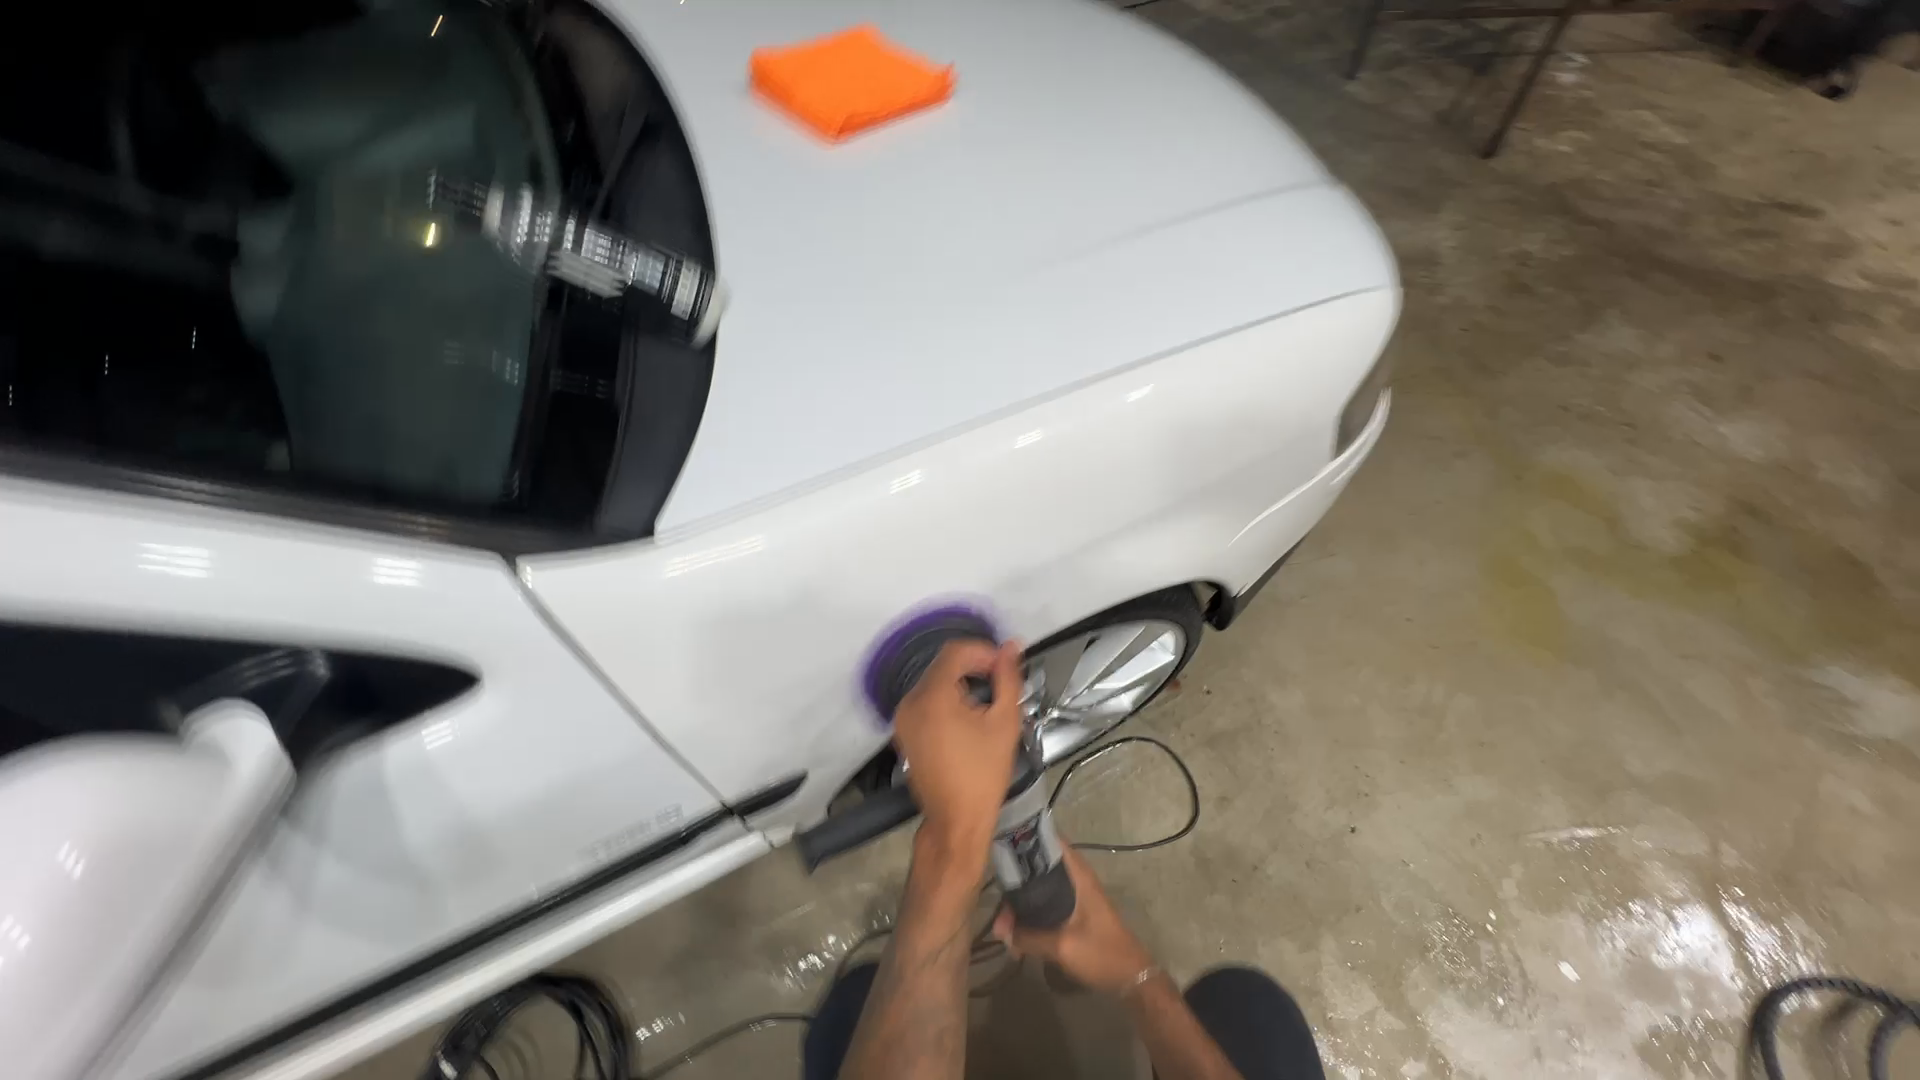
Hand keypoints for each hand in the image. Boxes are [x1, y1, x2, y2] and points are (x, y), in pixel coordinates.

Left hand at [892, 639, 1025, 846]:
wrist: (957, 820)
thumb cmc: (983, 775)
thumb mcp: (1005, 722)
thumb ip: (1008, 678)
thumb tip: (1010, 648)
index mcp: (932, 697)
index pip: (955, 651)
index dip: (983, 651)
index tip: (1003, 666)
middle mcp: (910, 702)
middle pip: (943, 665)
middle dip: (973, 667)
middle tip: (1000, 684)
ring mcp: (903, 718)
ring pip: (934, 681)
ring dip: (961, 682)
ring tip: (987, 703)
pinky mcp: (904, 731)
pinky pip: (926, 701)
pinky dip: (947, 699)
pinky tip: (968, 718)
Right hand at [991, 847, 1155, 995]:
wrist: (1132, 979)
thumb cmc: (1101, 954)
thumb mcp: (1062, 946)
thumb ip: (1029, 937)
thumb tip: (999, 932)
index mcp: (1078, 875)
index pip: (1050, 841)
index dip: (1026, 839)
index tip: (1001, 848)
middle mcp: (1076, 879)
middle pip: (1038, 869)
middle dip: (1016, 887)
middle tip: (999, 913)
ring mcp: (1075, 896)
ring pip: (1040, 890)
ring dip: (1022, 907)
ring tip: (1005, 931)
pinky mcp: (1074, 913)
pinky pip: (1046, 906)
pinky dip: (1032, 917)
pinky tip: (1019, 936)